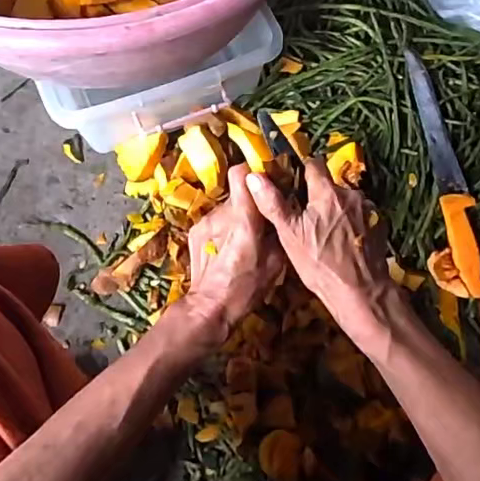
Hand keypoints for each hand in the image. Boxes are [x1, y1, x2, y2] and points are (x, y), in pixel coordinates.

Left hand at [157, 164, 283, 360]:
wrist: (209, 308)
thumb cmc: (246, 288)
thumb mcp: (276, 263)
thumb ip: (279, 231)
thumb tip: (283, 212)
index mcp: (243, 219)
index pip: (241, 173)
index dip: (254, 172)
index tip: (267, 181)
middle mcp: (221, 214)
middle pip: (238, 191)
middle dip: (251, 200)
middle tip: (263, 219)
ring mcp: (205, 221)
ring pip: (227, 206)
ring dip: (238, 215)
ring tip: (246, 237)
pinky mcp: (195, 231)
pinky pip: (216, 220)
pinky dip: (225, 227)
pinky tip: (229, 247)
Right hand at [244, 158, 403, 351]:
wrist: (360, 291)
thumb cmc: (320, 264)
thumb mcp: (290, 235)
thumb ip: (272, 203)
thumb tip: (253, 176)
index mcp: (327, 192)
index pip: (313, 164)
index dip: (301, 170)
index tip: (293, 183)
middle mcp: (351, 194)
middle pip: (330, 184)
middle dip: (319, 194)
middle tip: (307, 216)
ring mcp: (368, 208)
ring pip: (345, 199)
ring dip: (336, 208)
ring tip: (326, 231)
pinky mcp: (379, 223)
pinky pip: (360, 214)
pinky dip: (351, 221)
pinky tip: (343, 240)